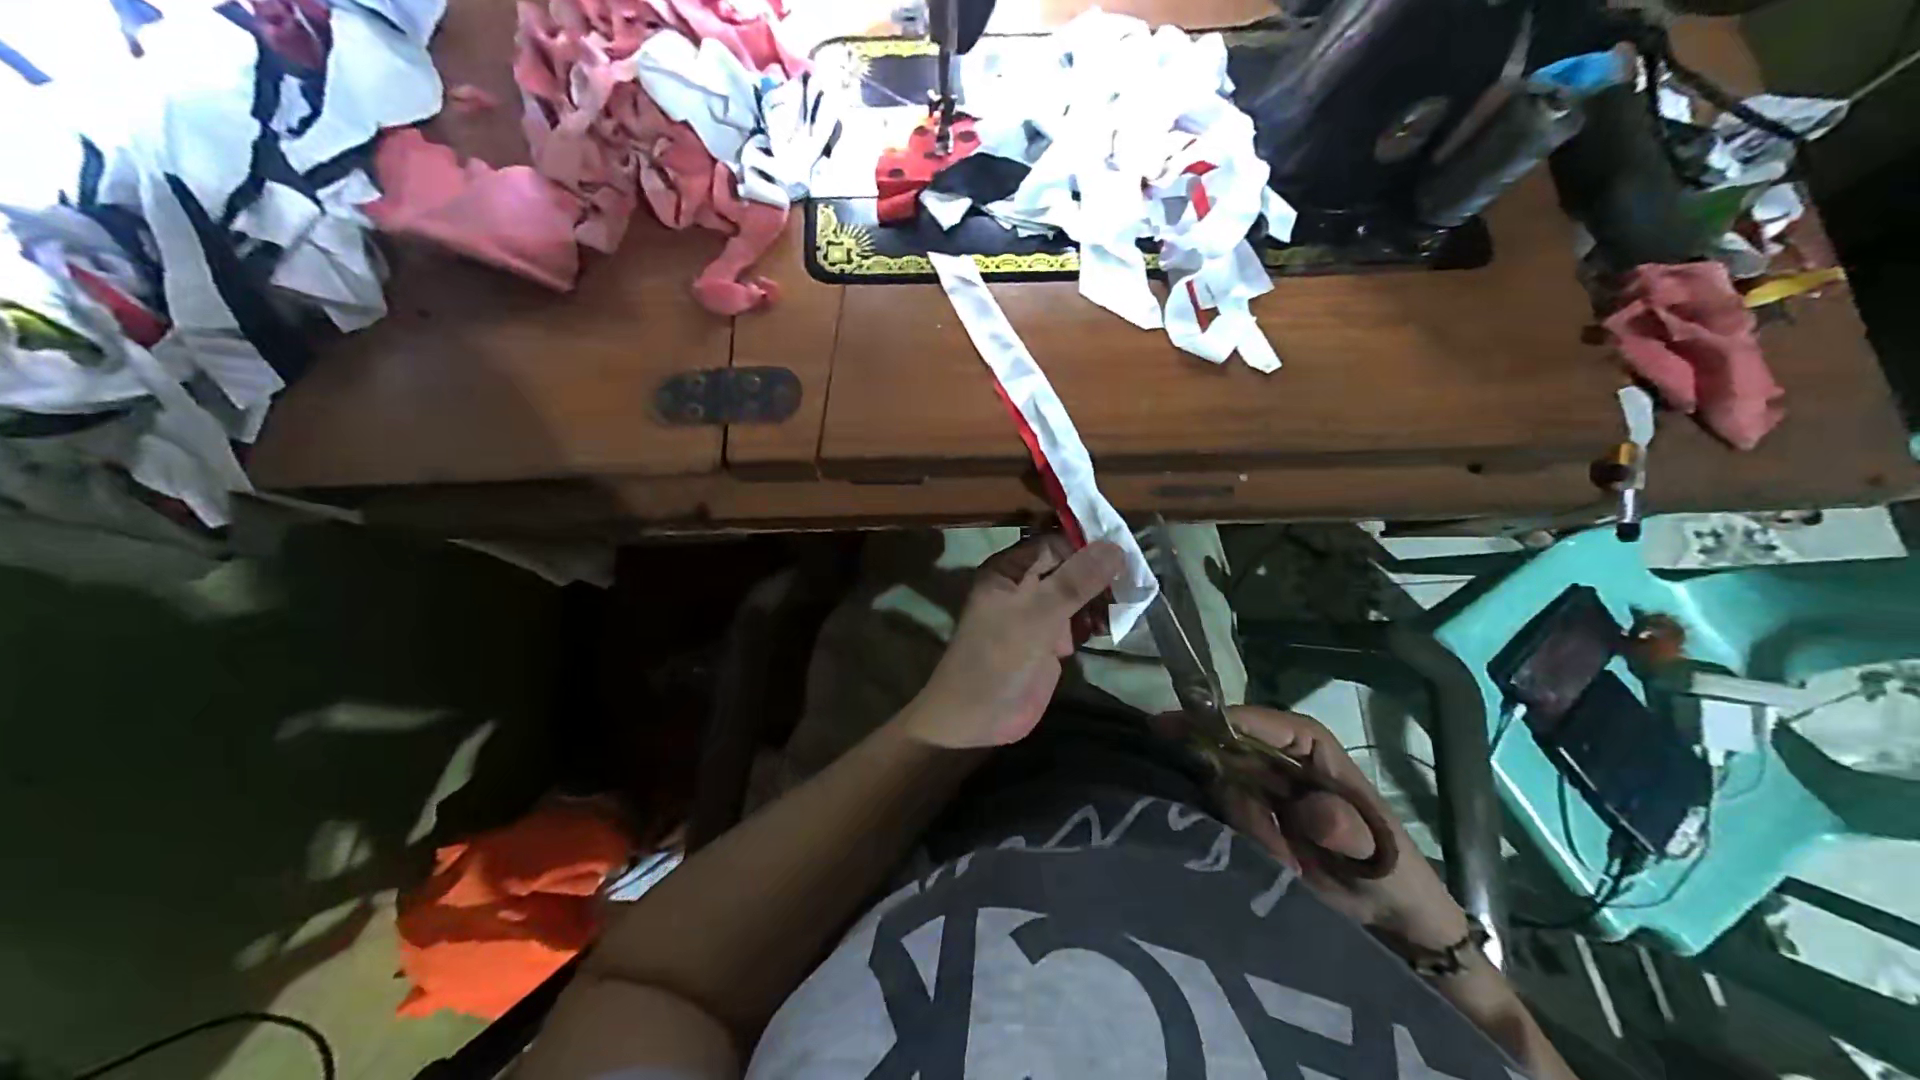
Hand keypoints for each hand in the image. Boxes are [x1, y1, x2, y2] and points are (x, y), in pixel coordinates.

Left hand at [902, 534, 1123, 748]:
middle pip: (1071, 566)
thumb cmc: (997, 659)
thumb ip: (1074, 582)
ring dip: (1103, 596)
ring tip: (1131, 601)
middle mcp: (1024, 585)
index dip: (1089, 543)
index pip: (1056, 542)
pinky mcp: (1051, 640)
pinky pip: (1080, 620)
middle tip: (1136, 578)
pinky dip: (1098, 620)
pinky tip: (1118, 622)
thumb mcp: (1037, 615)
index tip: (1127, 549)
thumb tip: (1115, 546)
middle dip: (1101, 572)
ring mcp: (1039, 613)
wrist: (977, 718)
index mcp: (1009, 569)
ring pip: (1079, 593)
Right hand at [1218, 706, 1470, 950]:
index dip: (1222, 723)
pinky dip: (1236, 834)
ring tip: (1281, 859)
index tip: (1184, 729)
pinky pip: (1224, 810)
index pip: (1259, 722)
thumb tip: (1316, 810)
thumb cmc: (1388, 869)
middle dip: (1225, 783)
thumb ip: (1347, 829)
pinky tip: (1266, 858)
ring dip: (1241, 821)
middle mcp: (1277, 755)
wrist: (1388, 914)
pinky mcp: (1248, 811)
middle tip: (1255, 829)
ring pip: (1221, 782)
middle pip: (1228, 747)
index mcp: (1310, 746)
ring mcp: (1259, 783)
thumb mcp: (1374, 852)